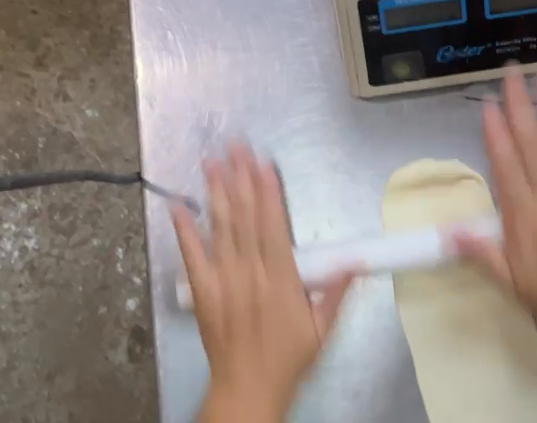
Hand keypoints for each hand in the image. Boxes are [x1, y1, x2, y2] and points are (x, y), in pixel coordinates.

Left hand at [174, 144, 356, 421]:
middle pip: (246, 217)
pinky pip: (192, 254)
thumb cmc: (288, 358)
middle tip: (235, 146)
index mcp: (280, 279)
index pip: (273, 225)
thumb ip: (337, 292)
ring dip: (216, 192)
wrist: (248, 390)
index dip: (269, 192)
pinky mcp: (202, 289)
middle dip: (241, 179)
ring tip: (211, 162)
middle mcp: (250, 272)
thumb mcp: (322, 330)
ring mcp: (223, 279)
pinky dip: (185, 229)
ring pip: (220, 228)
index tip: (264, 163)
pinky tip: (178, 203)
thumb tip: (358, 261)